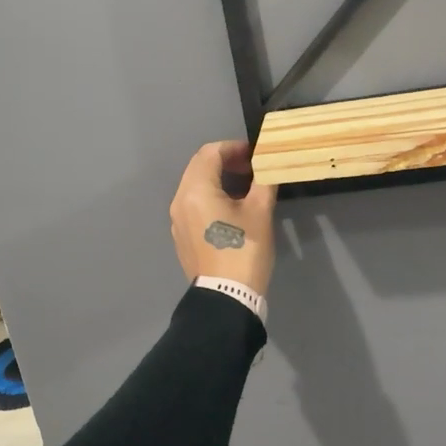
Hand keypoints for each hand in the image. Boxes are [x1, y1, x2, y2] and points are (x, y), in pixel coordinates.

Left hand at [170, 141, 277, 295]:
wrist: (227, 297)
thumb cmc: (244, 250)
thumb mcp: (260, 212)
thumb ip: (264, 181)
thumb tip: (268, 167)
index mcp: (196, 190)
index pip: (210, 153)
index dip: (233, 148)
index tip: (254, 155)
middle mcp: (180, 201)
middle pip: (199, 167)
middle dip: (225, 162)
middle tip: (251, 168)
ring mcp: (178, 220)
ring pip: (195, 187)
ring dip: (218, 180)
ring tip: (246, 188)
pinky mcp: (182, 236)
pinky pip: (194, 205)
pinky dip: (211, 198)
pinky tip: (231, 210)